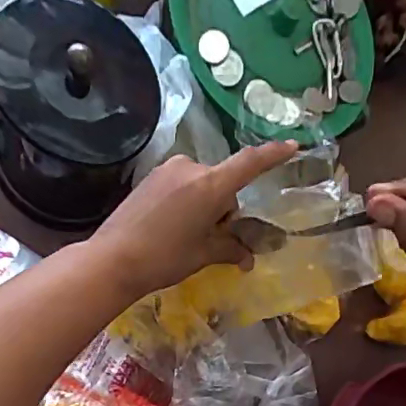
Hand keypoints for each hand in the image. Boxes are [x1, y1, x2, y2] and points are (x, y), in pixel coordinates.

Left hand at [84, 141, 299, 296]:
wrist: (112, 259)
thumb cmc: (164, 258)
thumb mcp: (202, 255)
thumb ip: (229, 250)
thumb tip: (248, 258)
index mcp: (210, 185)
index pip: (250, 163)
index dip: (273, 154)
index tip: (293, 146)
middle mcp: (191, 168)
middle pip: (223, 182)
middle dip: (224, 207)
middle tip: (211, 238)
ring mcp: (168, 170)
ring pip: (201, 184)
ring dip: (204, 205)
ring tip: (187, 235)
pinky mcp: (151, 177)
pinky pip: (181, 185)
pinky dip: (186, 202)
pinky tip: (169, 227)